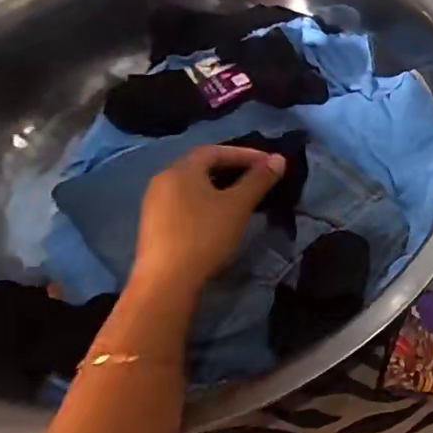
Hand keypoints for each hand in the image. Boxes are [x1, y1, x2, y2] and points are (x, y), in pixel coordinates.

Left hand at [132, 144, 284, 297]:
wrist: (166, 281)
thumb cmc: (204, 236)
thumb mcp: (238, 206)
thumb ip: (259, 180)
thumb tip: (279, 159)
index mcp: (181, 170)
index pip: (215, 150)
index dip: (244, 153)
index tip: (267, 163)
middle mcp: (162, 180)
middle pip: (200, 165)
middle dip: (230, 167)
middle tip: (255, 176)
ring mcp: (154, 203)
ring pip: (191, 185)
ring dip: (217, 185)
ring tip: (239, 196)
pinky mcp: (153, 225)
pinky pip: (183, 201)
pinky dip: (204, 200)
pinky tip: (216, 216)